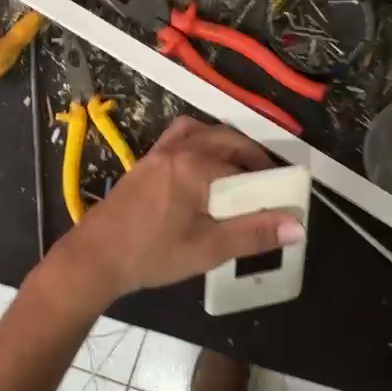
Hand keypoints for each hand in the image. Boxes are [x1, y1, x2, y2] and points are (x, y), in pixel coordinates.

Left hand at [53, 117, 303, 303]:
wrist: (94, 258)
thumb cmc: (151, 255)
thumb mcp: (207, 249)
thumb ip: (253, 234)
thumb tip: (297, 226)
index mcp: (196, 167)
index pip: (246, 166)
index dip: (270, 179)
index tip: (284, 196)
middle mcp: (179, 149)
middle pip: (228, 139)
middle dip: (252, 157)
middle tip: (267, 184)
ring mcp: (159, 152)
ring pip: (203, 132)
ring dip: (226, 144)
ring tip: (239, 171)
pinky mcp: (146, 161)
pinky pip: (181, 137)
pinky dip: (201, 142)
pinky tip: (203, 168)